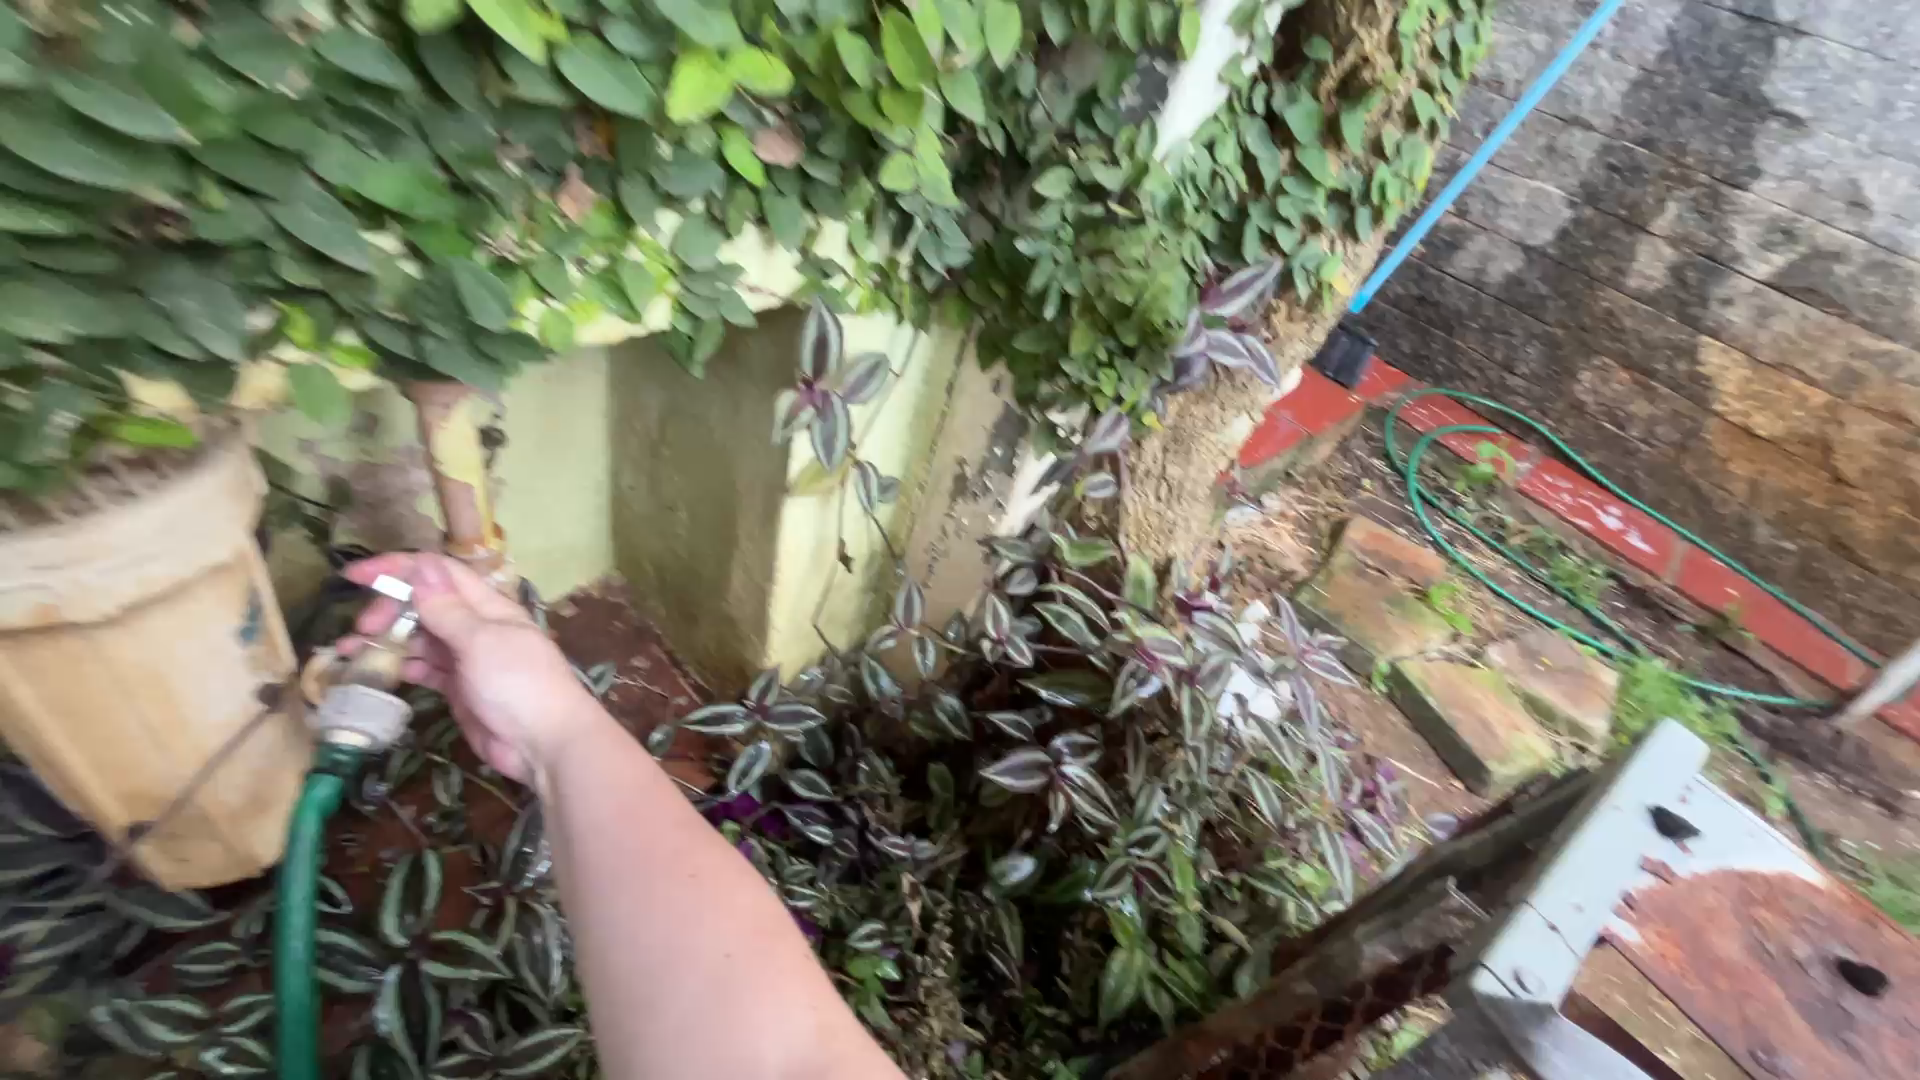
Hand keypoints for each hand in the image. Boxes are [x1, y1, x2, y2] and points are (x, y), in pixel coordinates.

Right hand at [338, 553, 602, 783]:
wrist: (543, 741)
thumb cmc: (519, 684)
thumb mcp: (482, 641)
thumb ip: (449, 610)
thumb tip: (422, 569)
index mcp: (491, 607)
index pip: (442, 573)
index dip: (400, 569)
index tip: (355, 576)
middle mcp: (479, 627)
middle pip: (427, 604)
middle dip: (390, 608)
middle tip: (363, 629)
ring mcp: (469, 657)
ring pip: (421, 637)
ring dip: (387, 639)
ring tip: (352, 650)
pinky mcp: (460, 686)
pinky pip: (424, 667)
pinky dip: (402, 665)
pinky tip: (380, 672)